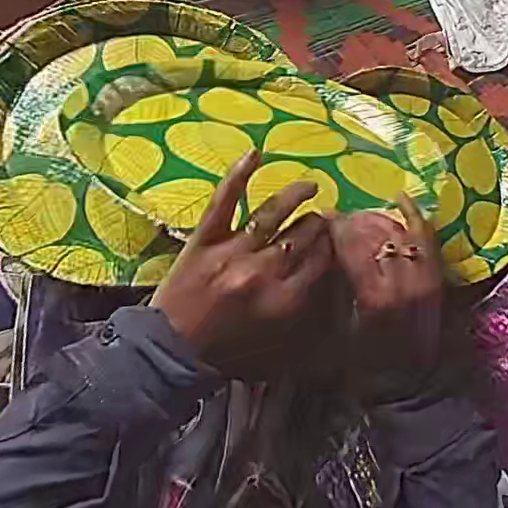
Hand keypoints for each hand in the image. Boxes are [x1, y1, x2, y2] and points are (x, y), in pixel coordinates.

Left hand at [149, 151, 334, 376]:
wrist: (169, 354)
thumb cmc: (229, 350)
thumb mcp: (278, 339)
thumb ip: (306, 303)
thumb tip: (330, 268)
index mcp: (284, 299)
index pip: (323, 258)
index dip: (334, 243)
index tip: (338, 237)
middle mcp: (264, 271)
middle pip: (305, 233)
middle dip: (320, 222)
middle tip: (324, 217)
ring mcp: (233, 251)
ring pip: (275, 212)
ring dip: (297, 195)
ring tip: (310, 187)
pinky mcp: (205, 239)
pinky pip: (226, 200)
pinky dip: (240, 174)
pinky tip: (256, 153)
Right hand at [331, 195, 443, 400]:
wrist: (411, 389)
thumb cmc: (366, 369)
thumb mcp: (339, 334)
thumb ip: (334, 291)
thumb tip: (324, 254)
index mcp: (375, 296)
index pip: (353, 247)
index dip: (337, 228)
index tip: (324, 218)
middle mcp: (404, 280)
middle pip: (377, 235)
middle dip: (355, 222)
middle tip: (339, 218)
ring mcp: (424, 276)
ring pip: (400, 232)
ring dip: (379, 220)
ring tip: (361, 216)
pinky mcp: (436, 277)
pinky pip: (426, 238)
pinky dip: (415, 216)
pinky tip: (401, 199)